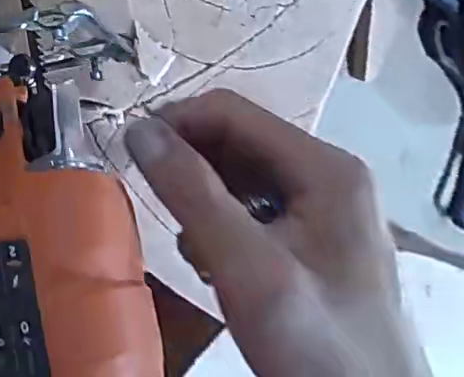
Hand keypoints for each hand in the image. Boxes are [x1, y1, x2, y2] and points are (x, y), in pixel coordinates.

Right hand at [125, 90, 427, 376]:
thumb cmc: (321, 354)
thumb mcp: (251, 274)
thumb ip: (193, 196)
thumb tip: (138, 129)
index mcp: (326, 167)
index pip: (232, 112)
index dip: (178, 122)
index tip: (134, 151)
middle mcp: (329, 173)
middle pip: (238, 138)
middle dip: (190, 161)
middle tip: (153, 195)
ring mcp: (327, 205)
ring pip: (242, 170)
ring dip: (203, 191)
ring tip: (187, 238)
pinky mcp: (319, 237)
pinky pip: (255, 202)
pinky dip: (223, 217)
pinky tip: (213, 257)